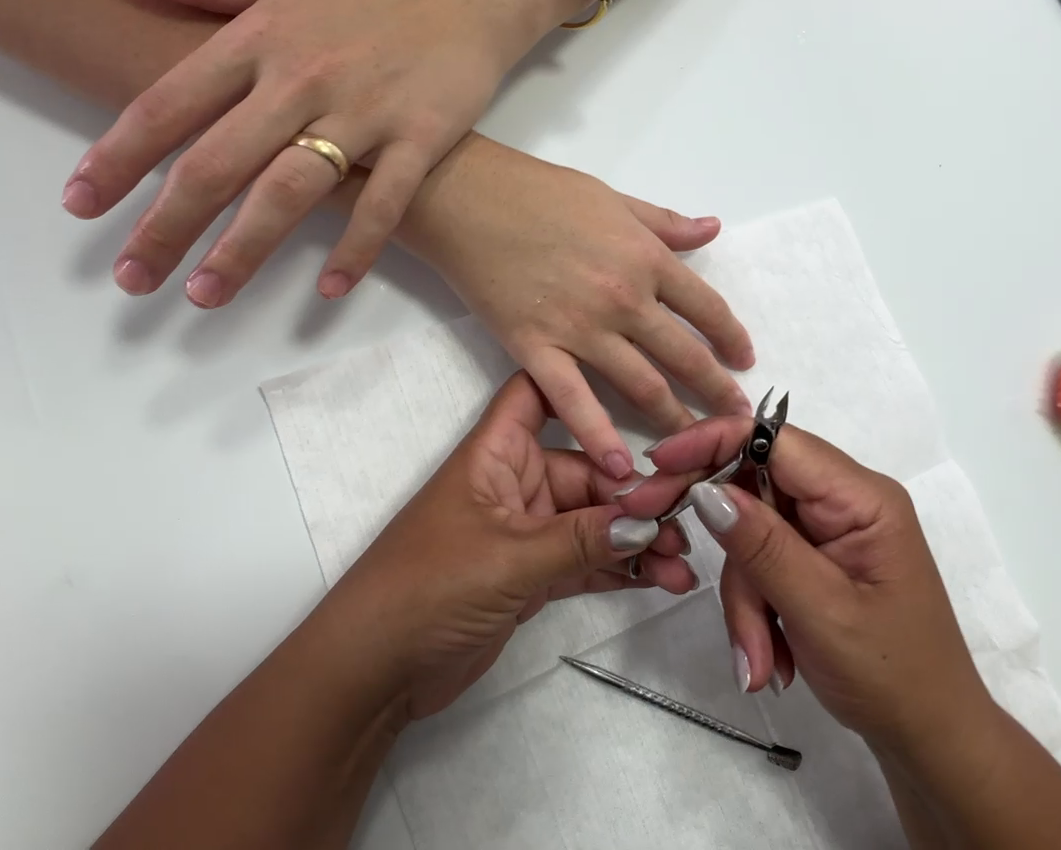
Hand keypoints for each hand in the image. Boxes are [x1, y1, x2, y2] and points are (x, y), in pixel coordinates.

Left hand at [61, 0, 575, 307]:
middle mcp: (302, 79)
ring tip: (208, 294)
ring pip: (292, 190)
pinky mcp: (420, 138)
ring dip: (246, 247)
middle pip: (219, 162)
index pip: (170, 103)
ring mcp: (364, 113)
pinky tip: (330, 291)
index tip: (80, 206)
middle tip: (133, 279)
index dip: (119, 156)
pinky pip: (384, 202)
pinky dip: (358, 246)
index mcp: (261, 39)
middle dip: (168, 224)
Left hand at [332, 373, 698, 720]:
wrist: (372, 672)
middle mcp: (515, 484)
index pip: (538, 396)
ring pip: (593, 522)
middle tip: (688, 522)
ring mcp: (525, 532)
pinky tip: (661, 581)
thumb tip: (650, 522)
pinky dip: (620, 570)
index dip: (584, 390)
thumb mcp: (510, 559)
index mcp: (497, 455)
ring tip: (683, 564)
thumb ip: (583, 540)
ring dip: (635, 540)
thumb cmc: (429, 587)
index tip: (644, 401)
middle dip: (636, 498)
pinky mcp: (532, 575)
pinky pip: (586, 561)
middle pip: (587, 471)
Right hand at [400, 136, 755, 479]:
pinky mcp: (536, 349)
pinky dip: (599, 435)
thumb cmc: (540, 192)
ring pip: (642, 386)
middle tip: (737, 418)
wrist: (467, 198)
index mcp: (647, 258)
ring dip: (676, 419)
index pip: (707, 308)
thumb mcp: (614, 198)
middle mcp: (625, 299)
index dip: (731, 338)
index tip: (745, 360)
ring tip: (698, 444)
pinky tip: (622, 466)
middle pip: (684, 356)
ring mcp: (581, 329)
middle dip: (717, 391)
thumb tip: (713, 228)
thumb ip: (665, 223)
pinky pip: (574, 401)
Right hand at [635, 417, 984, 743]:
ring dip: (747, 600)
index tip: (659, 464)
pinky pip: (766, 566)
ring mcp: (831, 533)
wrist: (928, 735)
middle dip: (729, 551)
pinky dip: (758, 610)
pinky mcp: (818, 561)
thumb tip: (705, 488)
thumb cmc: (890, 673)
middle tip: (669, 555)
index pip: (777, 441)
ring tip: (759, 661)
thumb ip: (761, 546)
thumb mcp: (820, 610)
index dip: (714, 441)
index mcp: (861, 498)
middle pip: (757, 493)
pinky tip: (770, 658)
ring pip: (754, 538)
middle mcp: (846, 502)